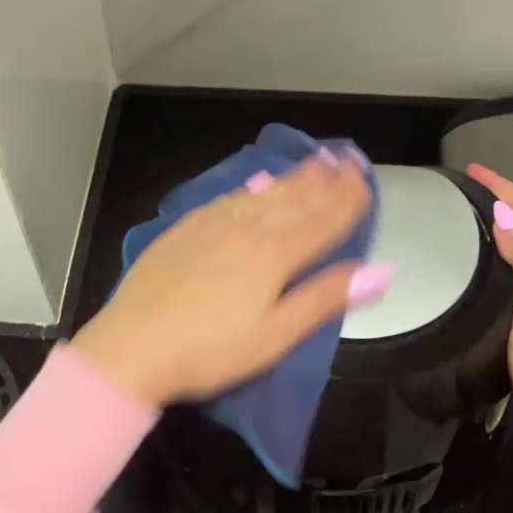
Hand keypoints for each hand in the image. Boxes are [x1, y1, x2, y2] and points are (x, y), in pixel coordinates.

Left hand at [73, 150, 382, 405]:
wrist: (131, 349)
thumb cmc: (210, 353)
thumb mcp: (275, 336)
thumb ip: (324, 299)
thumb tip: (380, 271)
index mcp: (274, 256)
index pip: (322, 222)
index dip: (347, 202)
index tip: (367, 182)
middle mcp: (245, 230)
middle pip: (293, 201)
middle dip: (324, 182)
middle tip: (347, 160)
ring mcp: (209, 227)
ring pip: (260, 195)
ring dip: (291, 179)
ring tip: (313, 162)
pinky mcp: (181, 233)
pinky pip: (227, 200)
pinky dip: (250, 189)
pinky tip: (254, 186)